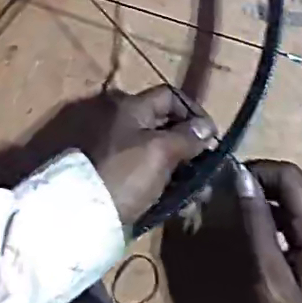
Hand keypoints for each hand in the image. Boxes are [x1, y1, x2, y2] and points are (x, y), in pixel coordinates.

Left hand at [82, 85, 216, 227]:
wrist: (88, 206)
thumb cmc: (126, 171)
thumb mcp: (159, 151)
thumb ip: (185, 136)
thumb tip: (206, 126)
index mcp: (131, 106)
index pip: (169, 96)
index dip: (193, 112)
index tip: (213, 139)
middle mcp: (125, 120)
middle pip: (167, 126)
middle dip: (192, 150)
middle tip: (210, 176)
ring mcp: (121, 145)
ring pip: (161, 152)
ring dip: (184, 172)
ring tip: (198, 198)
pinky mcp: (121, 170)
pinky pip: (151, 170)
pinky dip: (168, 184)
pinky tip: (181, 205)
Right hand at [161, 159, 301, 302]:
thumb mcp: (270, 279)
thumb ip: (256, 224)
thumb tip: (240, 174)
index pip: (290, 174)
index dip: (257, 170)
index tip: (228, 184)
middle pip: (295, 185)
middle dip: (259, 183)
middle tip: (228, 197)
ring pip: (296, 201)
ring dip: (265, 199)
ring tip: (237, 213)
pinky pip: (300, 221)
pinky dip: (275, 216)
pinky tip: (257, 234)